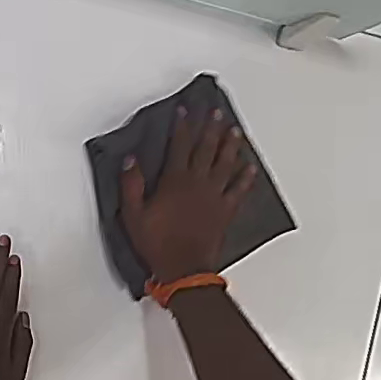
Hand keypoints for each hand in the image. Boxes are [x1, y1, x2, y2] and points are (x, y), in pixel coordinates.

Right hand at [120, 107, 257, 282]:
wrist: (184, 268)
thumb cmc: (156, 242)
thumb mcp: (133, 214)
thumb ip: (131, 185)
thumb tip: (131, 160)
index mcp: (175, 181)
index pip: (179, 146)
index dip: (182, 126)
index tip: (184, 111)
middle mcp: (198, 184)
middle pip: (206, 149)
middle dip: (210, 128)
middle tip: (215, 112)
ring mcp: (215, 196)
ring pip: (225, 164)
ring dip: (230, 145)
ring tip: (234, 130)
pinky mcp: (226, 211)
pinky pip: (239, 189)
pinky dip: (246, 176)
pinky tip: (250, 166)